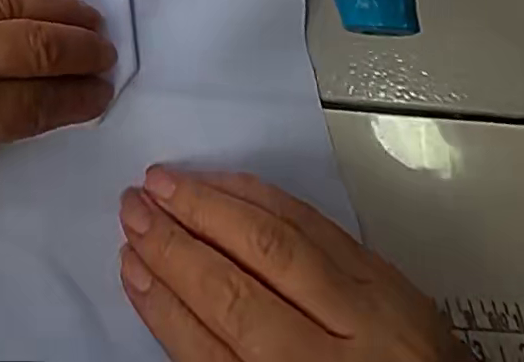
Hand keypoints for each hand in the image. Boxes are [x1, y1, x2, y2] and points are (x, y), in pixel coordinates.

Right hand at [117, 169, 468, 361]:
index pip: (213, 354)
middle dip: (173, 243)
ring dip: (206, 204)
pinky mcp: (396, 282)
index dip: (162, 303)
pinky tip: (217, 180)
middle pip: (240, 295)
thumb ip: (212, 350)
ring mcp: (381, 321)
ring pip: (277, 244)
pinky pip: (315, 223)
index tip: (127, 259)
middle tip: (130, 204)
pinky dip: (257, 194)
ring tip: (158, 181)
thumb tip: (149, 277)